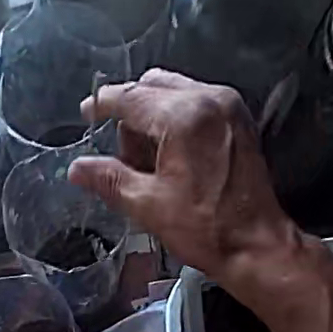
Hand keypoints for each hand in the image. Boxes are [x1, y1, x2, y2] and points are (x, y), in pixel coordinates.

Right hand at [68, 70, 312, 295]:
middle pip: (154, 86)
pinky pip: (196, 103)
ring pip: (175, 92)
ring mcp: (228, 106)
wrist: (255, 245)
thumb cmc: (202, 228)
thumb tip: (77, 168)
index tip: (86, 114)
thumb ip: (109, 180)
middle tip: (120, 154)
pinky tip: (169, 154)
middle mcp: (209, 99)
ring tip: (146, 160)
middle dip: (130, 112)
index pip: (131, 97)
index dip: (103, 104)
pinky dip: (175, 119)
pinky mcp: (238, 120)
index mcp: (184, 116)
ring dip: (152, 116)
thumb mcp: (147, 205)